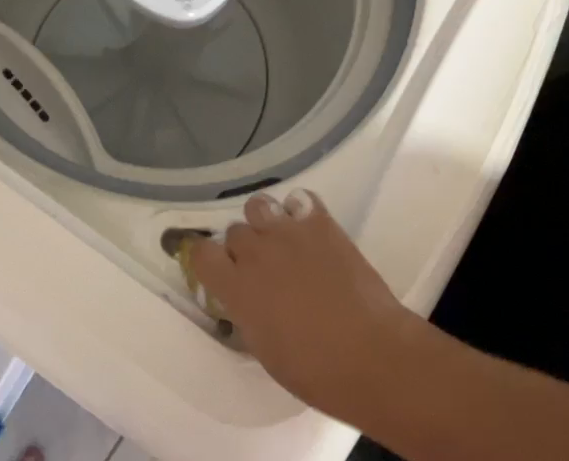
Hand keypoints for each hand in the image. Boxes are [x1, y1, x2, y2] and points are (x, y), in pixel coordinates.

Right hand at [188, 191, 424, 417]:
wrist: (368, 353)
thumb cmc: (313, 369)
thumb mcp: (264, 348)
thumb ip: (247, 312)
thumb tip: (246, 299)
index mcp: (236, 289)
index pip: (200, 253)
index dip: (207, 260)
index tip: (219, 270)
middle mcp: (256, 253)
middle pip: (234, 231)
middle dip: (244, 247)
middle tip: (263, 267)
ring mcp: (289, 233)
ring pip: (259, 205)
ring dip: (266, 222)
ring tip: (283, 240)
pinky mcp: (321, 223)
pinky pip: (300, 198)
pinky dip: (300, 209)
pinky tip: (310, 228)